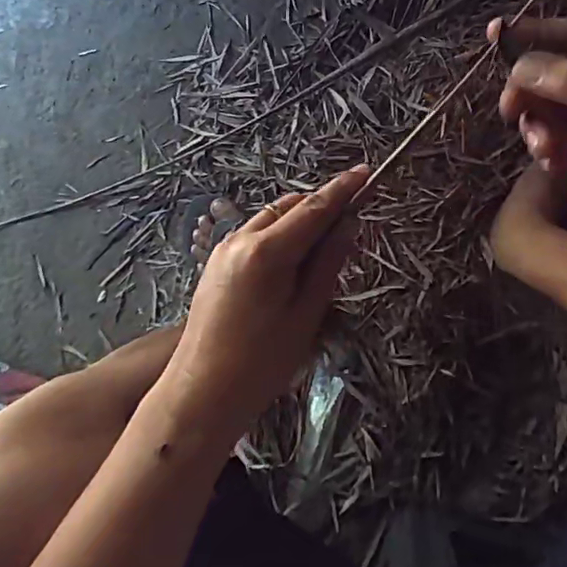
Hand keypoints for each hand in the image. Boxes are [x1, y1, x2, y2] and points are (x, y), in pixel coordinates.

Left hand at [159, 167, 368, 437]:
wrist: (200, 395)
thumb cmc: (261, 363)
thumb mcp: (306, 313)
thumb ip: (329, 262)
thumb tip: (349, 223)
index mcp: (267, 251)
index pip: (314, 208)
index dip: (343, 189)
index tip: (366, 171)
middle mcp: (242, 238)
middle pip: (291, 206)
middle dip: (322, 207)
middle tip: (350, 226)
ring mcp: (224, 249)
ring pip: (272, 217)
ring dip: (300, 221)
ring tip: (324, 249)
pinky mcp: (216, 262)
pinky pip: (256, 233)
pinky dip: (280, 234)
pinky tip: (293, 262)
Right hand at [493, 17, 566, 232]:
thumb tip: (519, 66)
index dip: (534, 32)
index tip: (496, 32)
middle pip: (553, 72)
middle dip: (530, 91)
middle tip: (510, 108)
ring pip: (549, 107)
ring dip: (538, 125)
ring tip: (544, 146)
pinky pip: (555, 136)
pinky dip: (548, 146)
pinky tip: (552, 160)